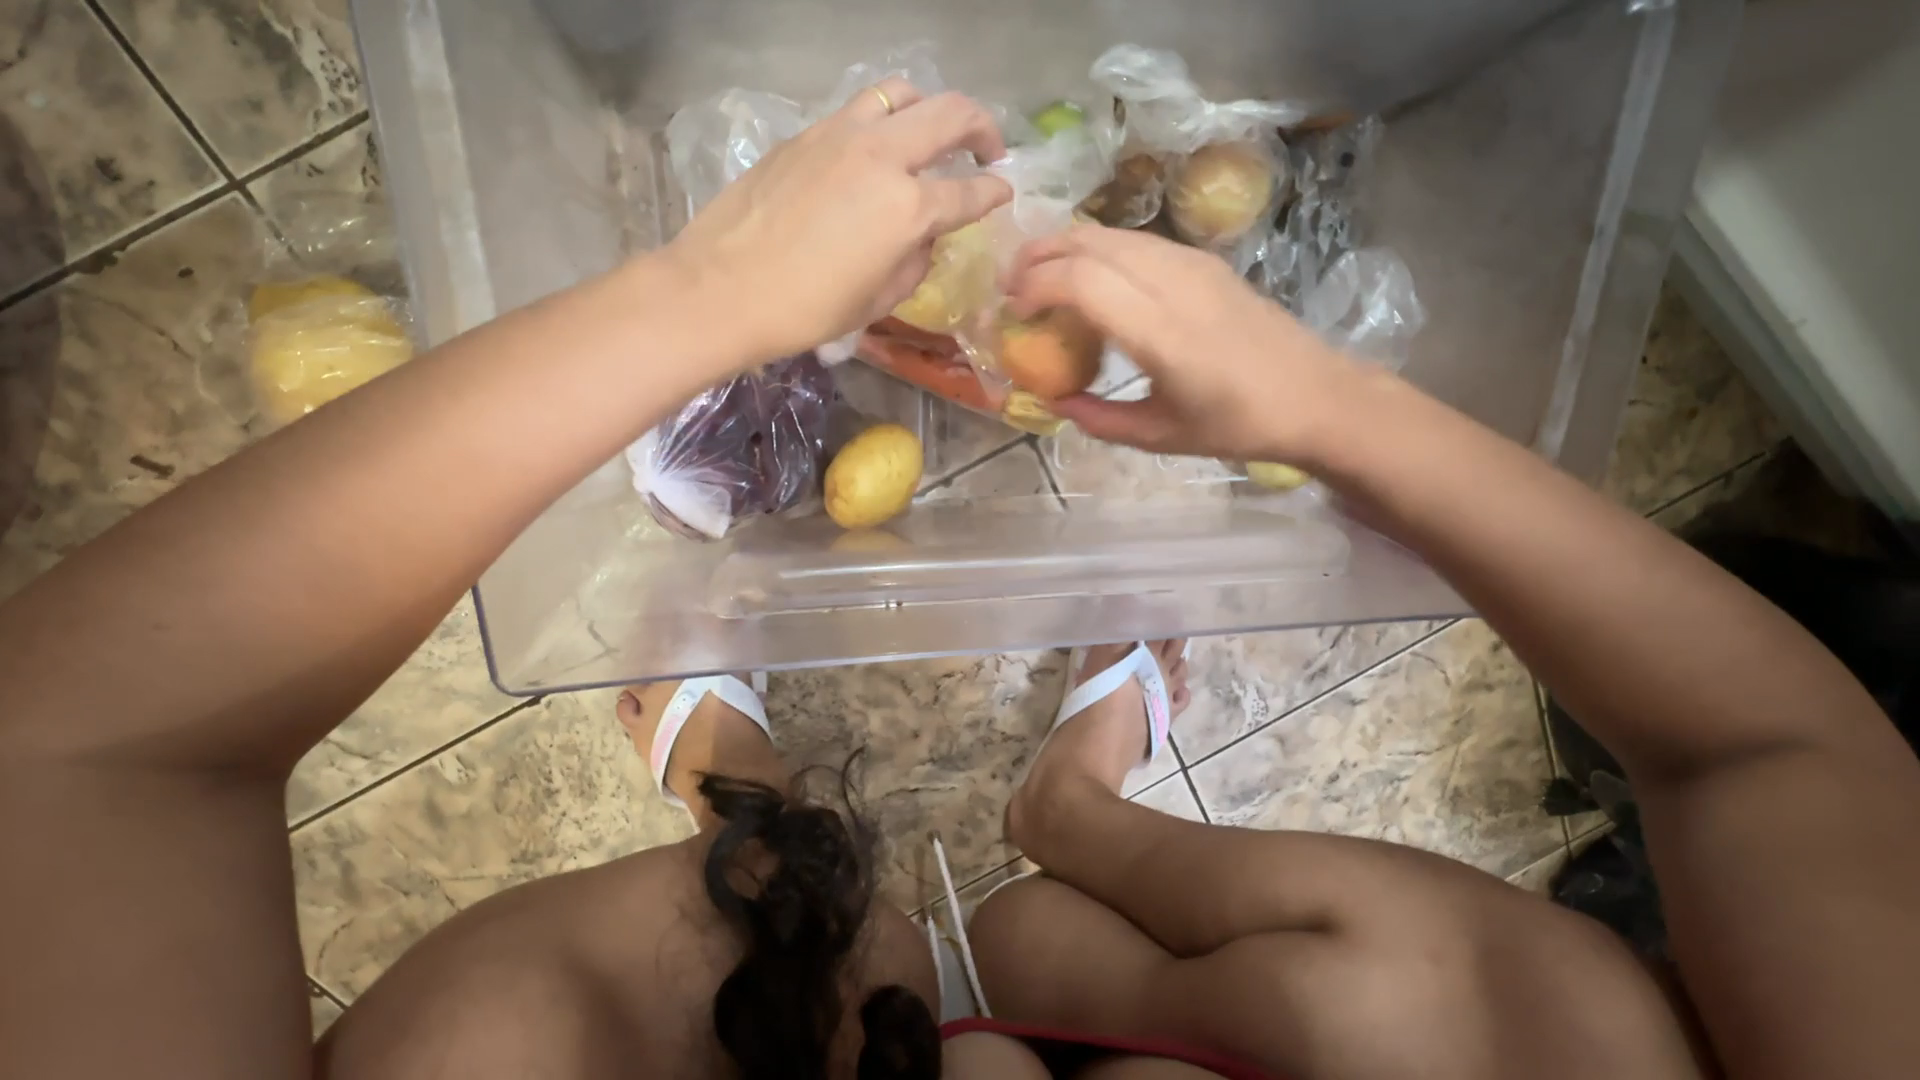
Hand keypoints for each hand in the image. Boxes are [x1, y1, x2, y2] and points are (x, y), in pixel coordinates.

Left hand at [664, 78, 1012, 366]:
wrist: (721, 290)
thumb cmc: (805, 312)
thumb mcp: (876, 302)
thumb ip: (914, 263)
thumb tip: (923, 239)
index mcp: (906, 208)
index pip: (968, 193)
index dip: (994, 194)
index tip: (1004, 192)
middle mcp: (880, 157)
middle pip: (949, 115)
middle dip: (982, 128)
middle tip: (988, 150)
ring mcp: (839, 136)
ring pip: (900, 94)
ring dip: (928, 109)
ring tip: (930, 135)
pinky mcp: (804, 135)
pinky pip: (857, 112)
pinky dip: (881, 123)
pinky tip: (873, 154)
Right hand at [1006, 225, 1360, 464]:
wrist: (1315, 395)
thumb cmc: (1237, 425)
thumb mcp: (1159, 435)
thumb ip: (1097, 419)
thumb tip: (1053, 401)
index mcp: (1162, 333)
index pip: (1081, 280)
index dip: (1035, 286)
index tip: (1012, 311)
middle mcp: (1175, 285)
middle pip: (1090, 243)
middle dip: (1038, 256)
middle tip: (1009, 287)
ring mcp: (1193, 265)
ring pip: (1112, 234)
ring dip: (1066, 248)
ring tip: (1039, 278)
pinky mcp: (1204, 261)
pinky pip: (1136, 242)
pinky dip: (1098, 251)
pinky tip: (1089, 279)